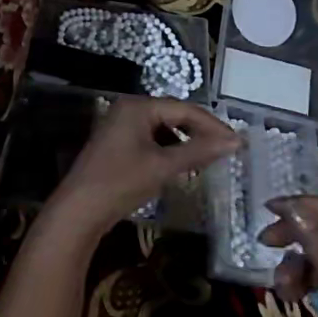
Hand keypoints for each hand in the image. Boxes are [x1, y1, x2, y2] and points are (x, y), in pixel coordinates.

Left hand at [45, 97, 239, 238]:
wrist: (80, 209)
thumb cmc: (121, 182)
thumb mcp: (163, 166)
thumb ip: (199, 151)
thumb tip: (236, 141)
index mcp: (136, 107)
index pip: (184, 109)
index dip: (212, 125)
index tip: (237, 142)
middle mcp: (126, 110)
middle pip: (172, 115)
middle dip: (199, 132)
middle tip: (225, 150)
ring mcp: (119, 127)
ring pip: (162, 129)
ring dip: (184, 142)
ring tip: (206, 159)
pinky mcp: (116, 144)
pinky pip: (149, 140)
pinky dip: (167, 150)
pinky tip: (180, 166)